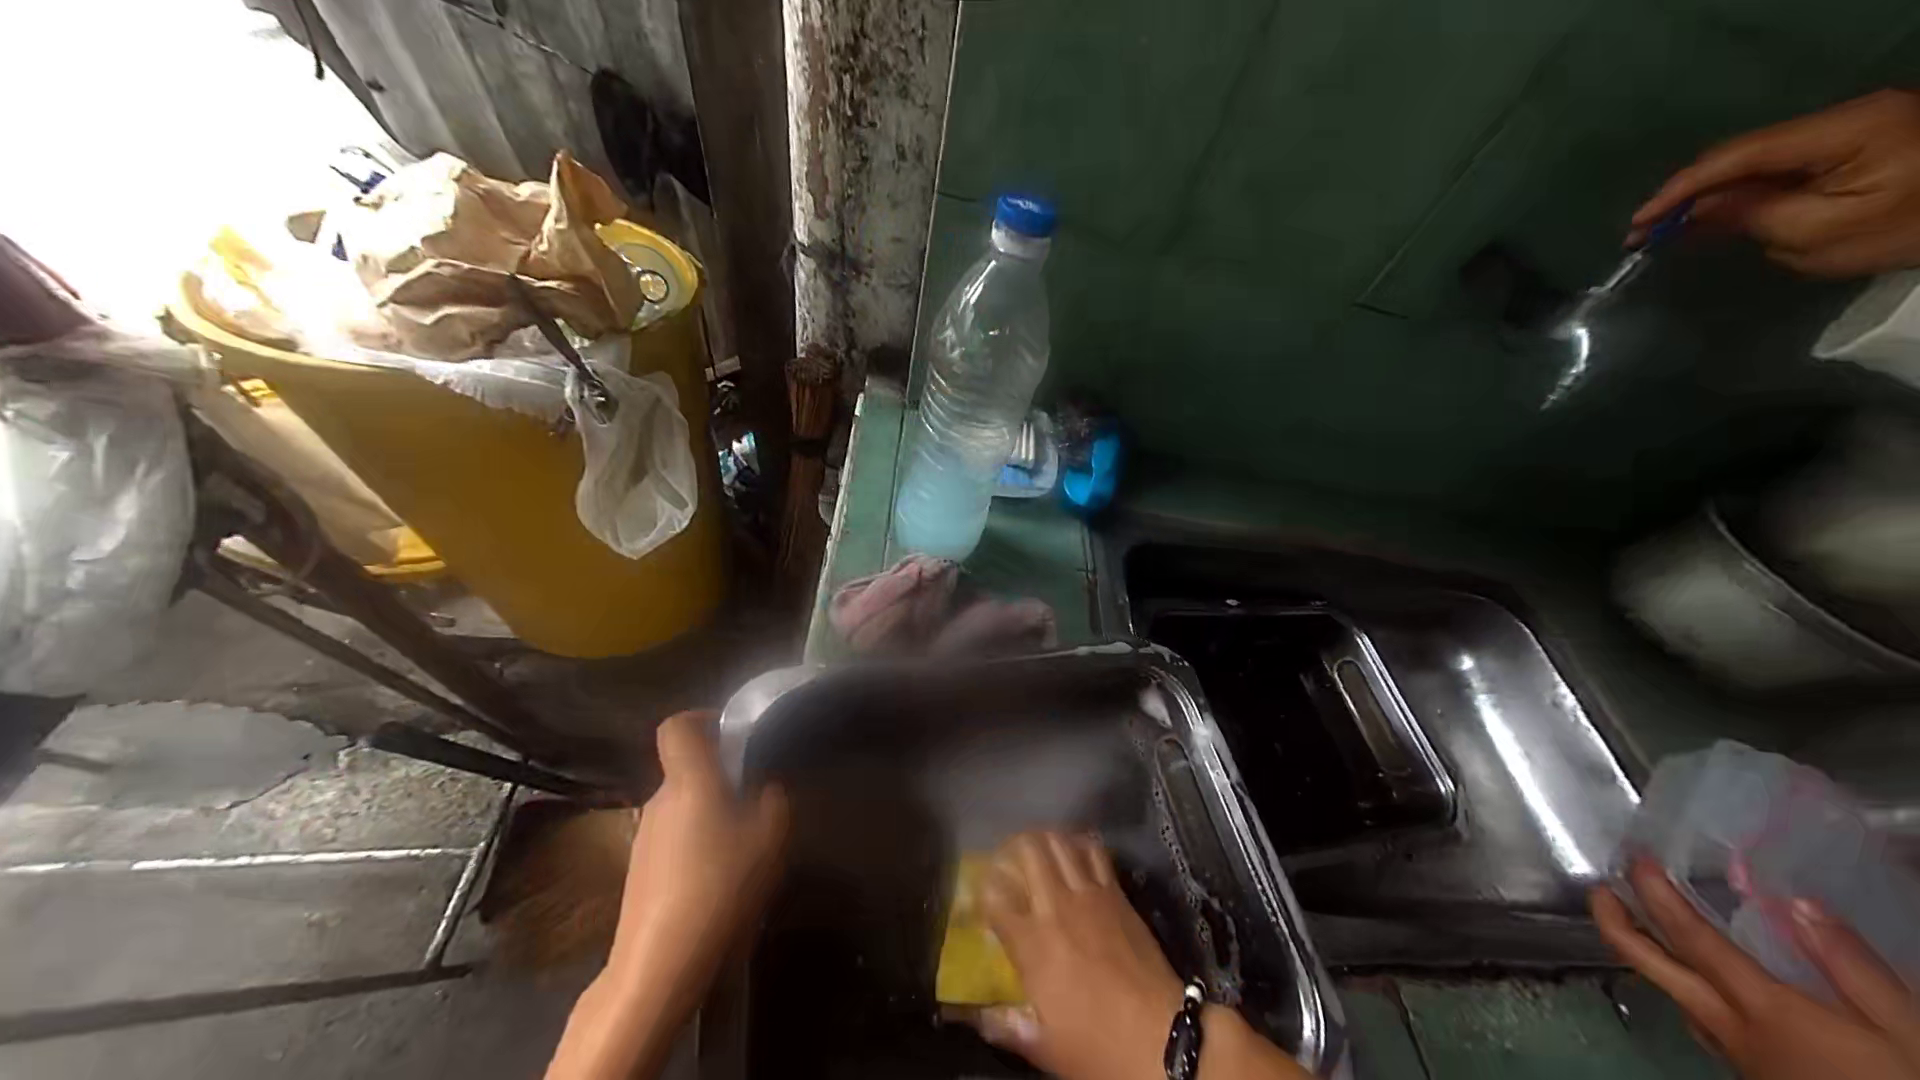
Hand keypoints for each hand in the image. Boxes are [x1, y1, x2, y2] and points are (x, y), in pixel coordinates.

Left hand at [605, 709, 788, 1000]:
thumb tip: (764, 786)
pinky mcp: (639, 869)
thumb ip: (773, 799)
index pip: (676, 727)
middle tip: (757, 797)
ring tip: (744, 845)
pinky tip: (719, 877)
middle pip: (686, 769)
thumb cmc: (720, 885)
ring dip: (711, 813)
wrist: (659, 962)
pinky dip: (697, 843)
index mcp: (688, 780)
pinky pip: (674, 837)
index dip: (701, 719)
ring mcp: (644, 836)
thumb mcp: (769, 837)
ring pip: (683, 805)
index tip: (732, 733)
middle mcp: (659, 799)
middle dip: (720, 775)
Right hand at [972, 831, 1308, 1079]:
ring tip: (1039, 845)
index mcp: (1031, 943)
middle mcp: (1055, 907)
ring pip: (1061, 843)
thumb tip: (975, 1017)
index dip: (985, 890)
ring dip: (1045, 839)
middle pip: (1029, 852)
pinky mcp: (1117, 894)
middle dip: (1013, 848)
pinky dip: (1080, 843)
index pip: (995, 898)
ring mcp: (1089, 895)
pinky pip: (1095, 853)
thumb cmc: (1097, 1046)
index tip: (984, 896)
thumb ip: (1004, 1026)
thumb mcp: (1043, 1047)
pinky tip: (1075, 849)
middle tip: (1009, 859)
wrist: (1161, 1038)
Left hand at [1592, 857, 1919, 1079]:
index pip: (1687, 935)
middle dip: (1613, 921)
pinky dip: (1686, 992)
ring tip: (1644, 927)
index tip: (1635, 862)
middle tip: (1600, 889)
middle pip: (1647, 964)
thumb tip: (1799, 905)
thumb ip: (1853, 967)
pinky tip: (1703, 987)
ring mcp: (1735, 1055)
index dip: (1654, 893)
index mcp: (1760, 1007)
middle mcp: (1729, 1026)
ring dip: (1648, 957)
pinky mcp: (1750, 1076)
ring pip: (1670, 995)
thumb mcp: (1911, 1032)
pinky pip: (1700, 1023)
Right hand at [1631, 89, 1919, 276]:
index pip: (1738, 155)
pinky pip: (1776, 165)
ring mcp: (1848, 128)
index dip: (1680, 189)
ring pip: (1754, 160)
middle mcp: (1842, 117)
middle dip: (1687, 193)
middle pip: (1742, 153)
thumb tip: (1700, 210)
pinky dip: (1737, 192)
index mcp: (1842, 130)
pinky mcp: (1850, 144)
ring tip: (1667, 230)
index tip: (1637, 224)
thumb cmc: (1909, 227)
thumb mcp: (1822, 232)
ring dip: (1708, 194)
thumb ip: (1753, 215)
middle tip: (1642, 234)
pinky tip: (1711, 216)